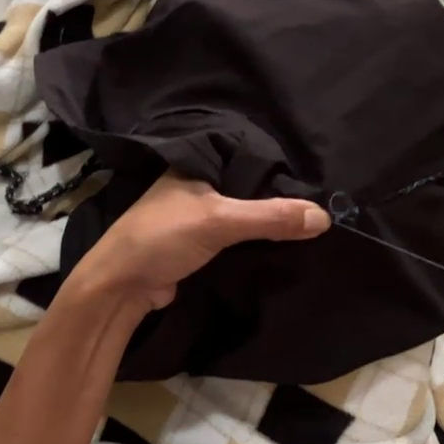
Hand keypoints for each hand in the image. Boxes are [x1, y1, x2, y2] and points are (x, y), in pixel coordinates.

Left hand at [65, 174, 329, 314]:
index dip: (280, 168)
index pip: (248, 157)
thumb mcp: (219, 221)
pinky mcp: (197, 246)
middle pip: (248, 189)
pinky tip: (283, 248)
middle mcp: (196, 185)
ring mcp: (196, 217)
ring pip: (243, 216)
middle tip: (321, 208)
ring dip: (267, 224)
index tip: (319, 179)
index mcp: (196, 163)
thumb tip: (324, 217)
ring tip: (310, 227)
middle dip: (278, 199)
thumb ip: (269, 216)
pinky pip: (235, 240)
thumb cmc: (161, 238)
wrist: (120, 287)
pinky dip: (254, 243)